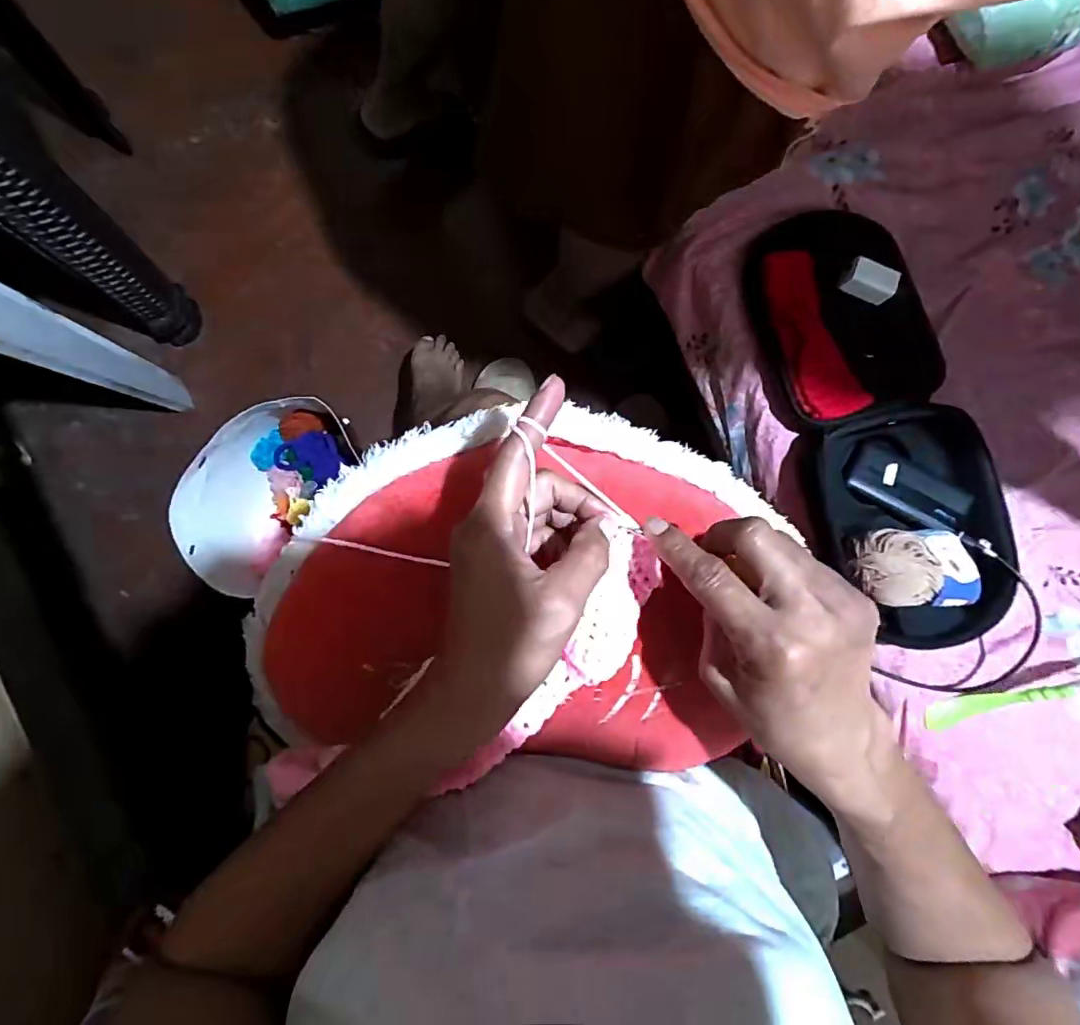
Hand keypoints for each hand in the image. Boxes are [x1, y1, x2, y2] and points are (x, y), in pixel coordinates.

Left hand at [422, 376, 612, 735]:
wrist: (471, 695)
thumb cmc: (512, 647)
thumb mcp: (564, 598)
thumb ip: (590, 553)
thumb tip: (602, 530)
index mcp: (493, 522)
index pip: (517, 454)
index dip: (537, 417)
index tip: (555, 385)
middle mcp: (485, 524)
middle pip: (538, 487)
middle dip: (576, 502)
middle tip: (608, 535)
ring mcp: (488, 546)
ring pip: (540, 514)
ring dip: (572, 527)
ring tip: (597, 559)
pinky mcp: (495, 567)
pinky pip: (534, 538)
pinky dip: (561, 545)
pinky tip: (581, 569)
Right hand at [647, 517, 903, 815]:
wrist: (845, 738)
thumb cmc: (772, 719)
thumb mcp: (720, 677)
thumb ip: (710, 620)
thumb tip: (702, 572)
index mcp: (771, 643)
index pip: (715, 577)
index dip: (680, 548)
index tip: (657, 526)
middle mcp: (811, 612)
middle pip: (757, 535)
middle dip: (721, 533)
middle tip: (708, 550)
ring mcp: (842, 600)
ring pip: (782, 541)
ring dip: (752, 549)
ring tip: (743, 572)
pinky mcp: (858, 596)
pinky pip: (805, 561)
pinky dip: (780, 567)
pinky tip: (777, 592)